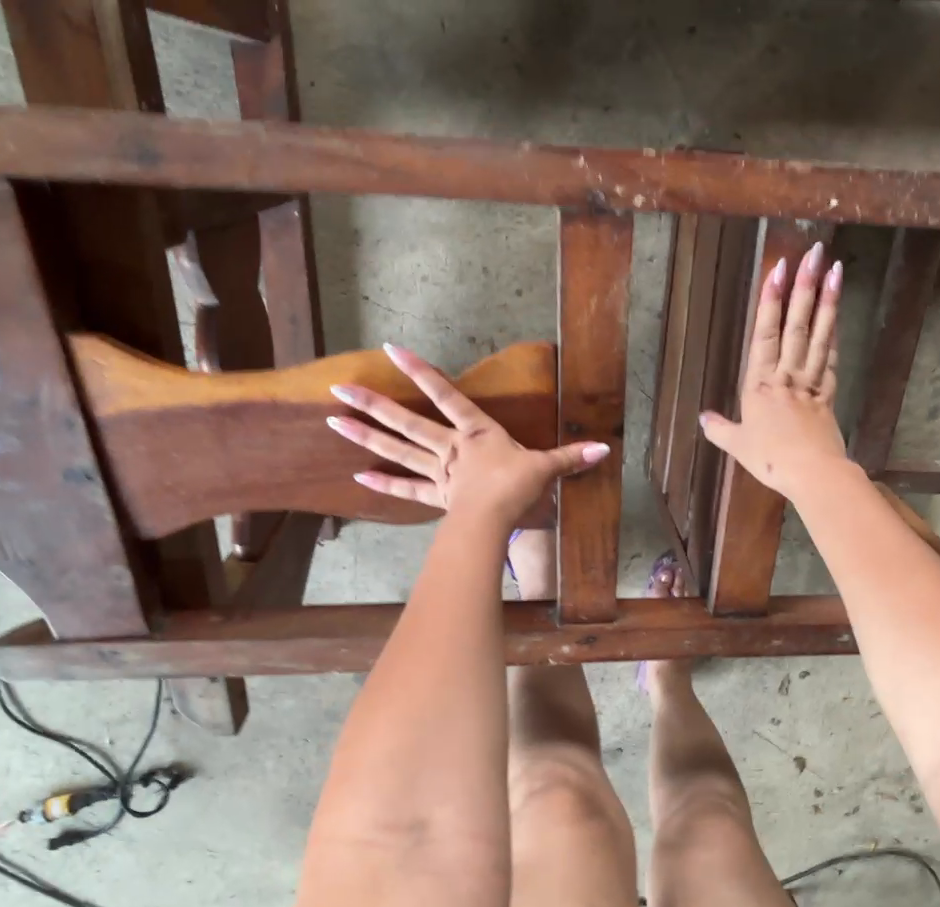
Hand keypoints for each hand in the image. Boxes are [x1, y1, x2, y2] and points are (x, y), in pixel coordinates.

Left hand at [327, 343, 608, 526]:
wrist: (494, 523)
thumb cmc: (516, 489)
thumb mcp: (546, 469)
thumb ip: (570, 457)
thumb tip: (604, 449)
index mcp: (476, 433)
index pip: (446, 394)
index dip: (420, 372)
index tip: (391, 349)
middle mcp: (450, 447)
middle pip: (407, 422)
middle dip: (374, 404)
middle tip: (340, 388)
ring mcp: (439, 472)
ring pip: (398, 450)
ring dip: (367, 437)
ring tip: (335, 422)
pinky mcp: (436, 498)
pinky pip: (406, 489)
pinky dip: (384, 482)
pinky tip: (357, 475)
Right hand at [699, 241, 851, 502]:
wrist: (810, 474)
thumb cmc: (770, 460)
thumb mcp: (737, 445)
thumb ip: (720, 429)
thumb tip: (703, 419)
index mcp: (759, 385)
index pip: (765, 334)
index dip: (771, 300)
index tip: (779, 269)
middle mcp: (786, 376)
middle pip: (797, 326)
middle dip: (805, 288)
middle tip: (814, 253)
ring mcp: (811, 383)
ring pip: (820, 336)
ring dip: (828, 302)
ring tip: (836, 270)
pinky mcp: (828, 395)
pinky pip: (832, 360)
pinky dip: (835, 336)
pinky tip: (837, 316)